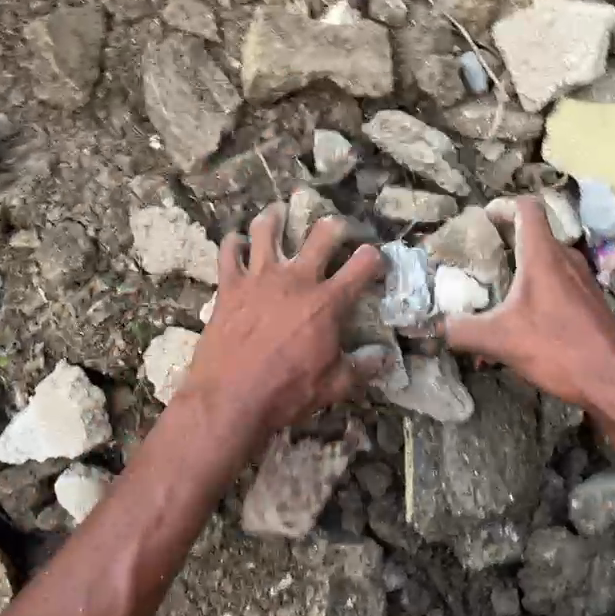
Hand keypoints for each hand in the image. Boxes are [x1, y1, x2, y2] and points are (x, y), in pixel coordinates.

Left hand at [175, 204, 386, 440]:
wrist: (229, 400)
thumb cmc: (286, 393)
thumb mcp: (333, 386)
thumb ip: (361, 367)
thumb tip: (385, 358)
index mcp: (328, 302)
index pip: (363, 264)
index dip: (375, 257)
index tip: (375, 260)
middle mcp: (297, 280)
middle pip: (322, 233)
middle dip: (335, 225)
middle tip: (335, 229)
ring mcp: (260, 278)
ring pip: (268, 230)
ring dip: (275, 219)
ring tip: (278, 215)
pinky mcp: (229, 286)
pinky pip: (229, 252)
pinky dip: (233, 243)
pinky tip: (237, 243)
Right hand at [442, 196, 614, 412]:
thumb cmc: (558, 348)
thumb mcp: (500, 340)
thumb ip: (462, 330)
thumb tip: (437, 327)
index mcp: (544, 256)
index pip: (527, 208)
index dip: (503, 206)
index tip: (484, 219)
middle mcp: (566, 260)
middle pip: (535, 235)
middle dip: (506, 243)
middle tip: (480, 259)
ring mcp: (583, 281)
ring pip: (546, 264)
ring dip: (521, 274)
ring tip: (496, 298)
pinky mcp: (591, 303)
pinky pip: (558, 287)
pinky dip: (537, 296)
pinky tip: (523, 327)